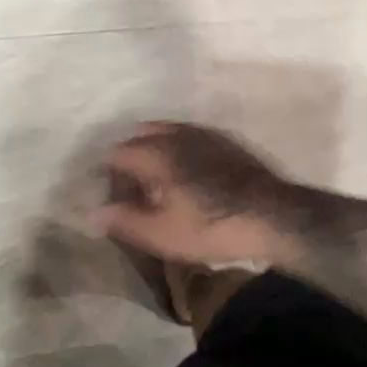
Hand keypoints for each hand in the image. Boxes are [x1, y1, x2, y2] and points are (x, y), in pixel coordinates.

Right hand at [95, 122, 297, 266]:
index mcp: (157, 152)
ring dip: (155, 149)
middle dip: (130, 155)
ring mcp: (205, 134)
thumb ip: (125, 220)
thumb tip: (94, 212)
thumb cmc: (211, 227)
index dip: (108, 172)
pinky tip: (186, 173)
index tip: (106, 192)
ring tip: (155, 179)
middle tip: (128, 185)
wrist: (272, 215)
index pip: (119, 153)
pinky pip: (190, 137)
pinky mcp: (226, 142)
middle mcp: (178, 134)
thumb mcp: (162, 234)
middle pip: (143, 135)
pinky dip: (178, 149)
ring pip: (168, 132)